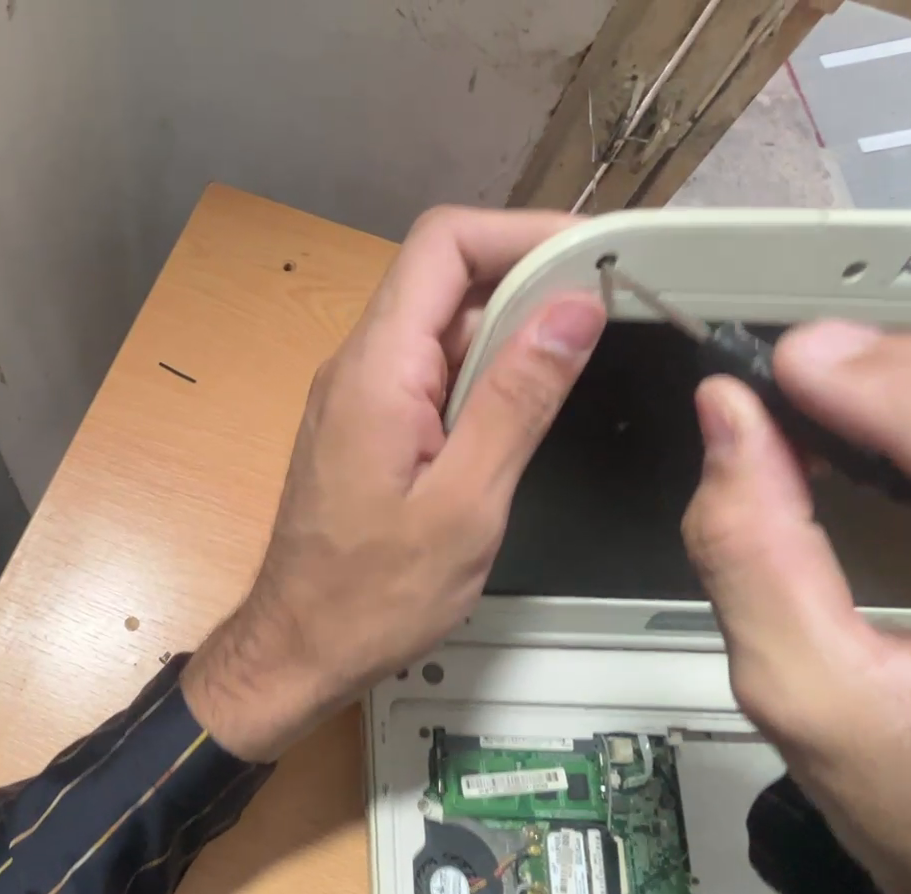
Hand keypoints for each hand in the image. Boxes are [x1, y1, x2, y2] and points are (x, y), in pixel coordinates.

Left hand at [182, 207, 604, 762]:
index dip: (523, 232)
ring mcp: (356, 399)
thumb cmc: (374, 596)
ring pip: (439, 329)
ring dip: (508, 334)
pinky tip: (520, 408)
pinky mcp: (363, 429)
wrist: (300, 645)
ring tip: (579, 363)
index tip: (598, 258)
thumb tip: (574, 307)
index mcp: (375, 371)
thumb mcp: (466, 502)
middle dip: (528, 282)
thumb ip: (517, 399)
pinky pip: (425, 375)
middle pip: (444, 280)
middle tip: (610, 315)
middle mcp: (356, 368)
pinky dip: (479, 375)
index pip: (443, 245)